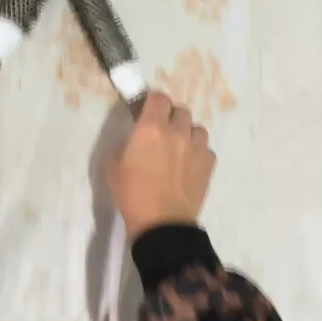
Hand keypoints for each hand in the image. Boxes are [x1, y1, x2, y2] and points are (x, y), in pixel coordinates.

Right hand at [106, 91, 215, 240]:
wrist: (161, 223)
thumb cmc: (131, 193)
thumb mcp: (113, 165)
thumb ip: (125, 144)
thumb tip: (135, 140)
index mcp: (151, 128)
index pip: (159, 97)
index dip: (153, 101)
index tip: (147, 110)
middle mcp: (177, 132)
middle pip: (181, 110)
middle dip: (171, 116)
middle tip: (162, 131)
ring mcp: (197, 148)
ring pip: (197, 128)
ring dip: (188, 133)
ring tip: (179, 148)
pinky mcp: (209, 165)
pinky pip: (206, 149)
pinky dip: (198, 152)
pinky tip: (189, 166)